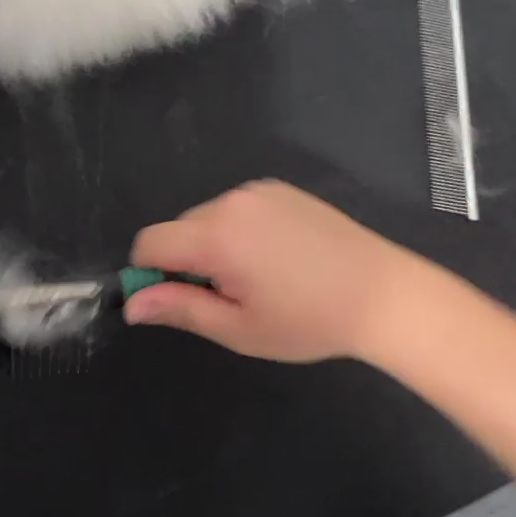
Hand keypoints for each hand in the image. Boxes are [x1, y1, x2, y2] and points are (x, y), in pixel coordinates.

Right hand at [124, 181, 420, 362]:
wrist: (383, 294)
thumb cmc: (308, 321)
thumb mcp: (238, 328)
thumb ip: (179, 309)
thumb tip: (132, 305)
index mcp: (216, 236)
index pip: (149, 242)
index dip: (150, 272)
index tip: (181, 299)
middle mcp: (231, 201)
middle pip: (179, 229)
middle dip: (189, 261)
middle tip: (233, 296)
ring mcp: (258, 191)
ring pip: (208, 218)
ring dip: (216, 245)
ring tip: (262, 278)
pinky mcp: (280, 189)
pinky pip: (238, 208)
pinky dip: (241, 230)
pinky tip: (279, 256)